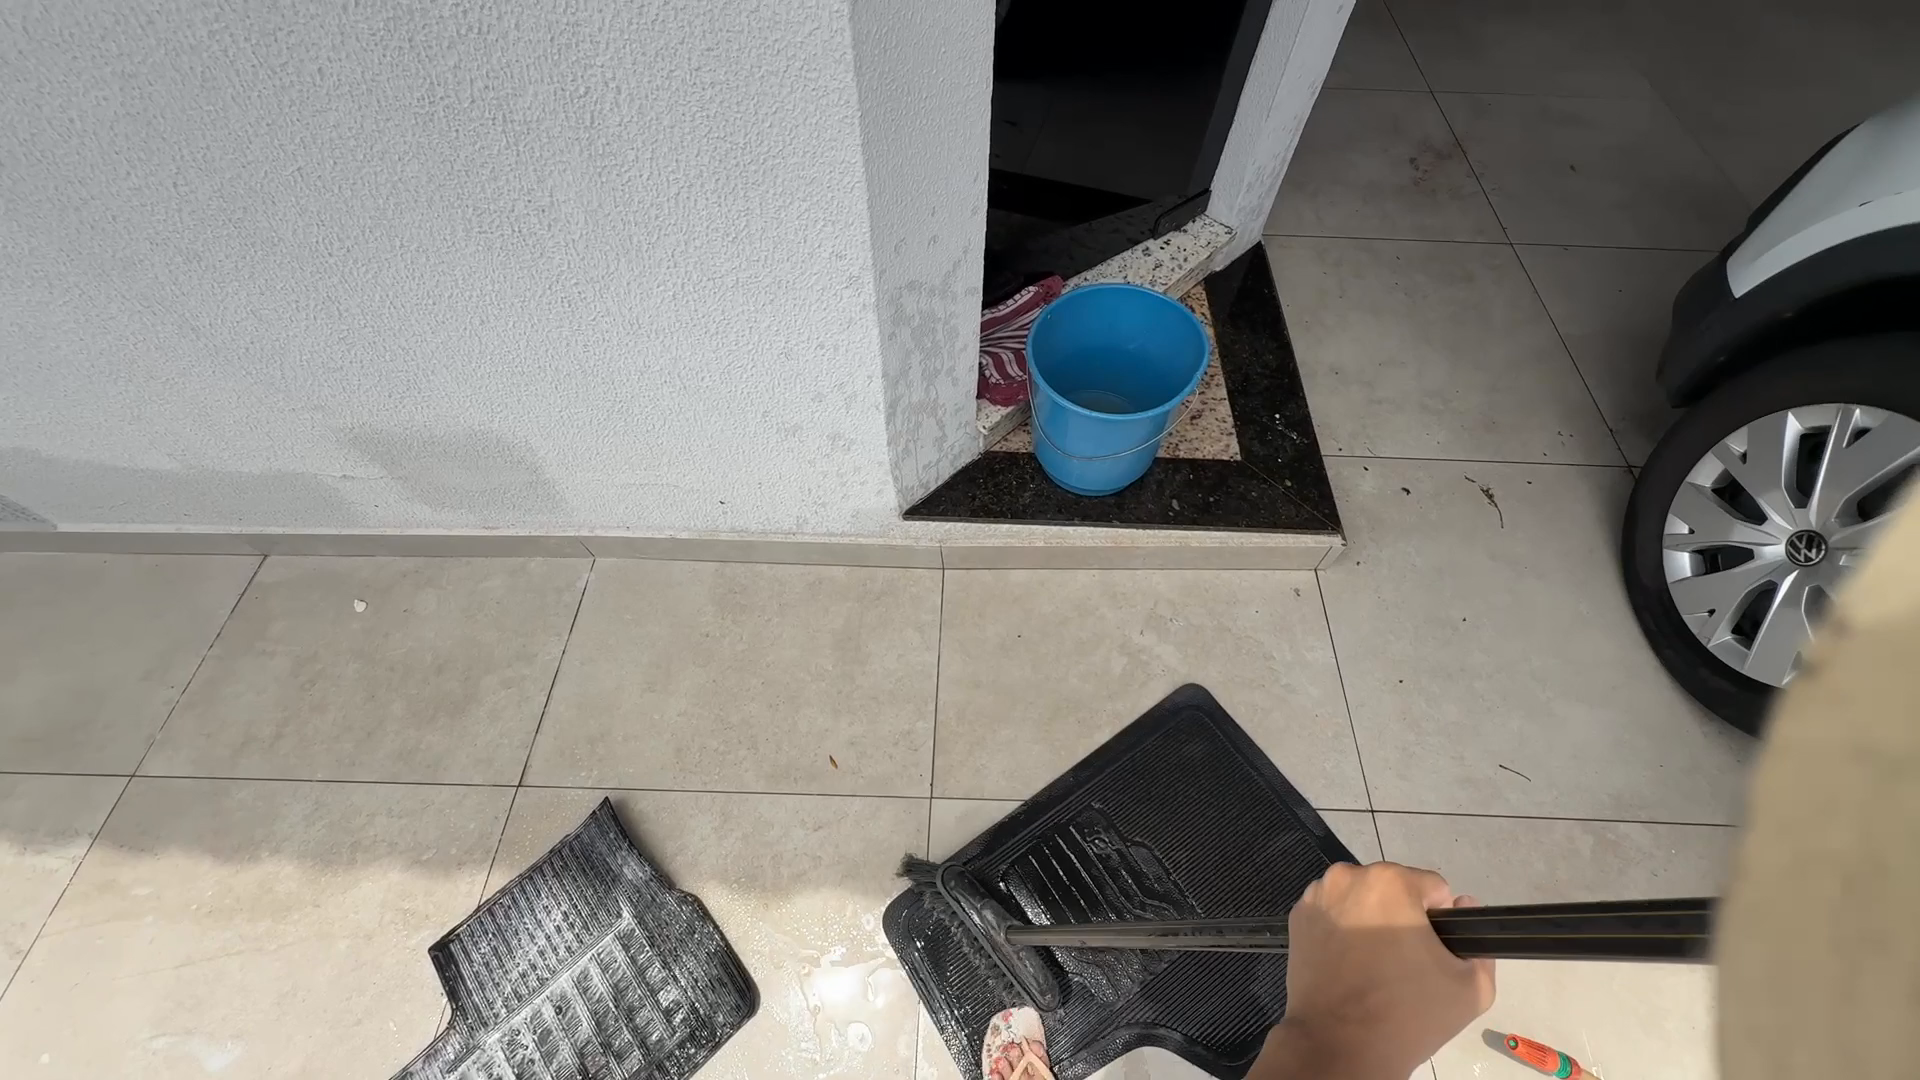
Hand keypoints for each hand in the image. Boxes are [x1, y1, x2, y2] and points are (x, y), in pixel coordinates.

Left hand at [1251, 861, 1495, 1079]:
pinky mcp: (1297, 915)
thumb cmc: (1409, 1011)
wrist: (1340, 1040)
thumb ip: (1476, 942)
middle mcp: (1348, 875)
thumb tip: (1463, 905)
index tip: (1434, 950)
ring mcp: (1316, 894)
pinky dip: (1342, 927)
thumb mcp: (1470, 987)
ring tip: (1376, 964)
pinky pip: (1332, 911)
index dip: (1441, 919)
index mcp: (1390, 881)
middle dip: (1403, 915)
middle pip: (1391, 888)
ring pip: (1359, 897)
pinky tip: (1349, 962)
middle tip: (1407, 961)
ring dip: (1371, 918)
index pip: (1432, 887)